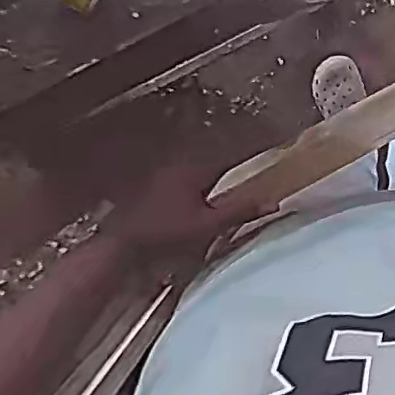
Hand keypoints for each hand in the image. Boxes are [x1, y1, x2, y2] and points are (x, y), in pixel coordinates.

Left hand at [102, 156, 271, 259]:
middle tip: (252, 159)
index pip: (229, 155)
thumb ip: (241, 211)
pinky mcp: (153, 190)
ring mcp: (162, 177)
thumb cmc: (165, 233)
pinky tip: (202, 192)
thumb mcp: (208, 225)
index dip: (250, 150)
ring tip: (232, 174)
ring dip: (215, 170)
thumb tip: (274, 202)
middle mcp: (177, 167)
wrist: (119, 247)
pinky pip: (184, 178)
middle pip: (212, 159)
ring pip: (197, 168)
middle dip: (232, 158)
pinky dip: (199, 181)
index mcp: (194, 170)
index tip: (270, 146)